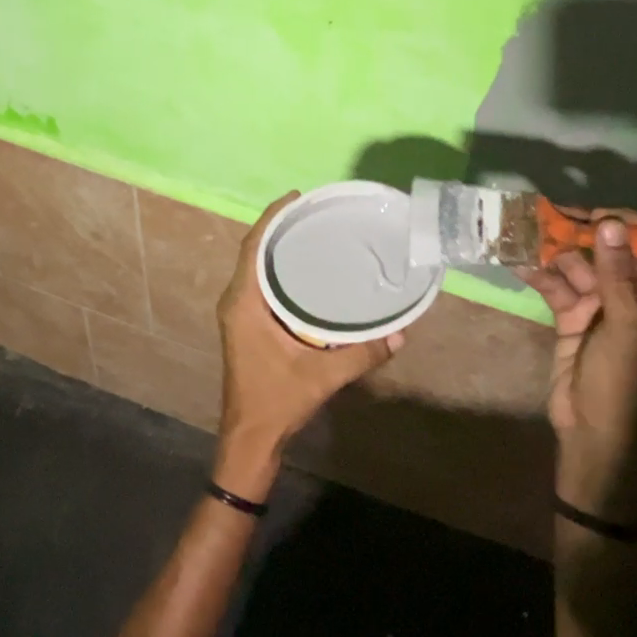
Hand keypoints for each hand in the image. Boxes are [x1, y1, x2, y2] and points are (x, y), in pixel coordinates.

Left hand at [211, 192, 405, 498]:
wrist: (250, 439)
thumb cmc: (277, 402)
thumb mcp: (323, 376)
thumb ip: (361, 354)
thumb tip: (400, 333)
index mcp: (243, 303)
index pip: (252, 247)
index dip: (271, 217)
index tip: (296, 197)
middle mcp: (236, 302)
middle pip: (254, 251)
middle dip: (280, 228)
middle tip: (315, 211)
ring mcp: (239, 314)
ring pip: (255, 268)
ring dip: (278, 248)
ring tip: (313, 231)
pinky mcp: (247, 325)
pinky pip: (260, 284)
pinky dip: (279, 270)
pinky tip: (306, 270)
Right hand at [518, 209, 636, 521]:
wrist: (595, 434)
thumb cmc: (624, 382)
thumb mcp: (625, 326)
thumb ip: (616, 273)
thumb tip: (611, 222)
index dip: (626, 224)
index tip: (595, 214)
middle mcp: (631, 292)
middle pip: (606, 249)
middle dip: (577, 231)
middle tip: (544, 214)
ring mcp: (599, 303)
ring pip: (575, 264)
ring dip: (550, 248)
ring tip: (521, 230)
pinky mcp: (571, 316)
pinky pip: (554, 285)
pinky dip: (536, 273)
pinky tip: (514, 259)